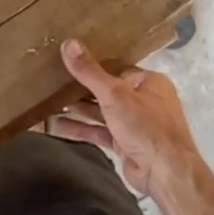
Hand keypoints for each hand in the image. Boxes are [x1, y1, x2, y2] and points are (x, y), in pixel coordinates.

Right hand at [54, 38, 196, 193]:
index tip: (66, 62)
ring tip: (50, 103)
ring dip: (78, 110)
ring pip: (102, 113)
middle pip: (107, 91)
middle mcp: (144, 100)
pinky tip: (57, 125)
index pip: (116, 69)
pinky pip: (99, 132)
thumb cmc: (144, 125)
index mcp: (148, 82)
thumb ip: (89, 72)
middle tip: (52, 83)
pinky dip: (81, 129)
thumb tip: (68, 43)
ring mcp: (134, 124)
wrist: (164, 171)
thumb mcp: (114, 94)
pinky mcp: (125, 143)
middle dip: (81, 90)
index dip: (92, 67)